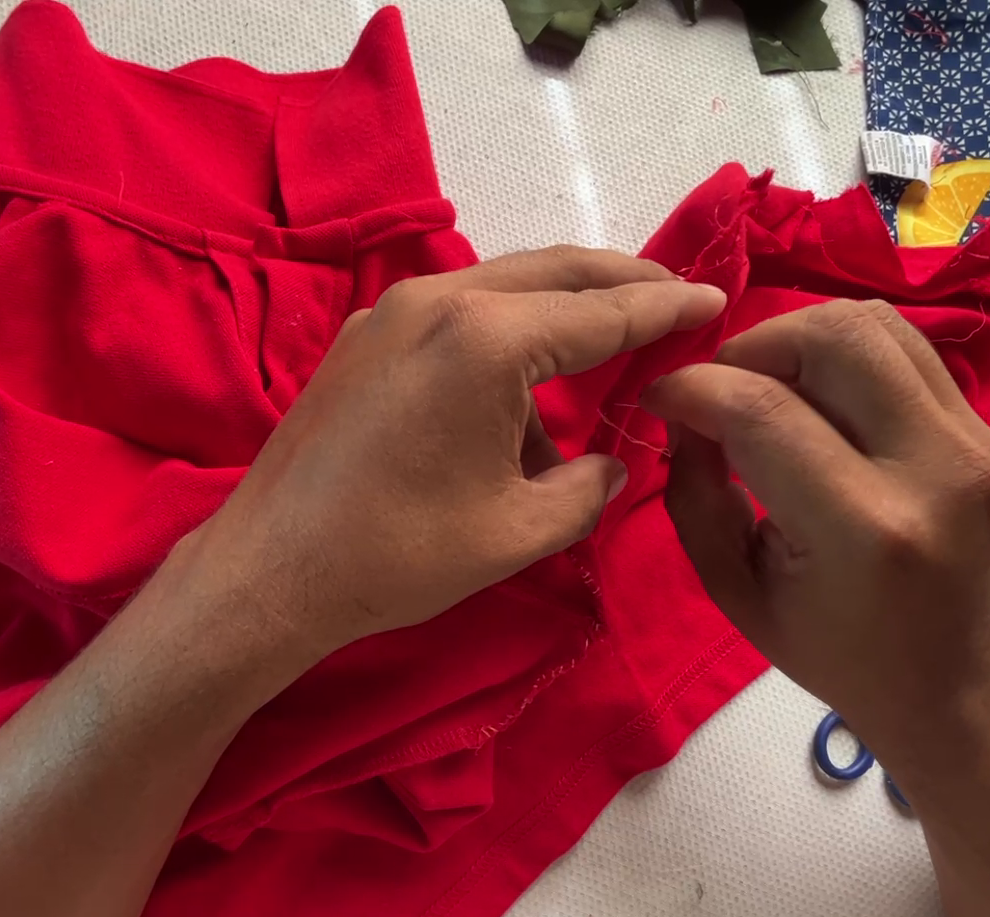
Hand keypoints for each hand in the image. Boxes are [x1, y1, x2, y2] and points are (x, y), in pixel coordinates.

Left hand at [173, 246, 724, 657]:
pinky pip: (452, 318)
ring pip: (499, 290)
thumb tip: (611, 466)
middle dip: (619, 284)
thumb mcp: (516, 533)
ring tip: (590, 372)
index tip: (714, 300)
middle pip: (552, 272)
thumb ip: (586, 491)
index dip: (666, 309)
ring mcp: (389, 312)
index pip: (602, 312)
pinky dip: (498, 339)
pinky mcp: (361, 338)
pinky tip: (508, 395)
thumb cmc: (398, 555)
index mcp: (486, 339)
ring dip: (553, 320)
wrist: (274, 570)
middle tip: (671, 297)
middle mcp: (437, 300)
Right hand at [641, 300, 989, 785]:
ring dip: (792, 338)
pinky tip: (805, 391)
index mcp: (862, 527)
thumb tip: (684, 417)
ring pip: (872, 322)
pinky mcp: (983, 426)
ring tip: (756, 384)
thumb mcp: (733, 590)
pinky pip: (899, 345)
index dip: (691, 389)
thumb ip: (695, 497)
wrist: (951, 682)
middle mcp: (930, 466)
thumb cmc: (831, 653)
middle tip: (713, 391)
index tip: (655, 400)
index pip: (762, 411)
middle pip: (830, 338)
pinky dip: (834, 350)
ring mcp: (971, 438)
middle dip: (746, 347)